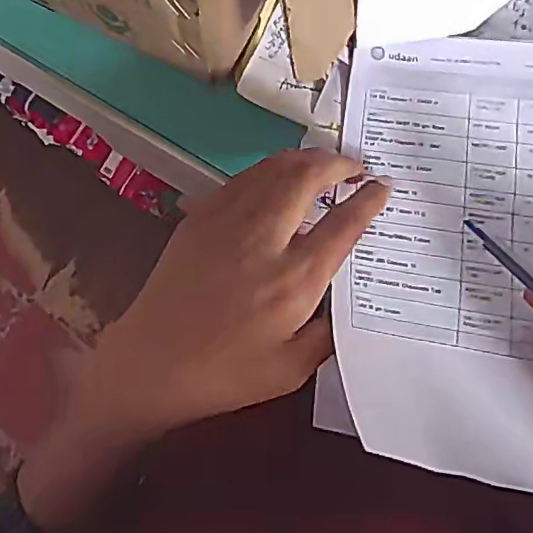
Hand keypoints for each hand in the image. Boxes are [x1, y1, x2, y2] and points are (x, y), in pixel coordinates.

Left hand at [19, 149, 389, 527]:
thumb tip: (347, 297)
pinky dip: (273, 168)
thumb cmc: (225, 373)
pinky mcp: (202, 215)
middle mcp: (264, 238)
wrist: (150, 361)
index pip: (342, 224)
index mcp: (293, 280)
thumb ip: (328, 331)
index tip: (382, 187)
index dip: (367, 199)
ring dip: (307, 159)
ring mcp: (228, 219)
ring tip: (326, 164)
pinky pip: (247, 177)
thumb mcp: (291, 369)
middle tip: (356, 166)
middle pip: (308, 177)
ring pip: (275, 167)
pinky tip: (281, 179)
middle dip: (339, 163)